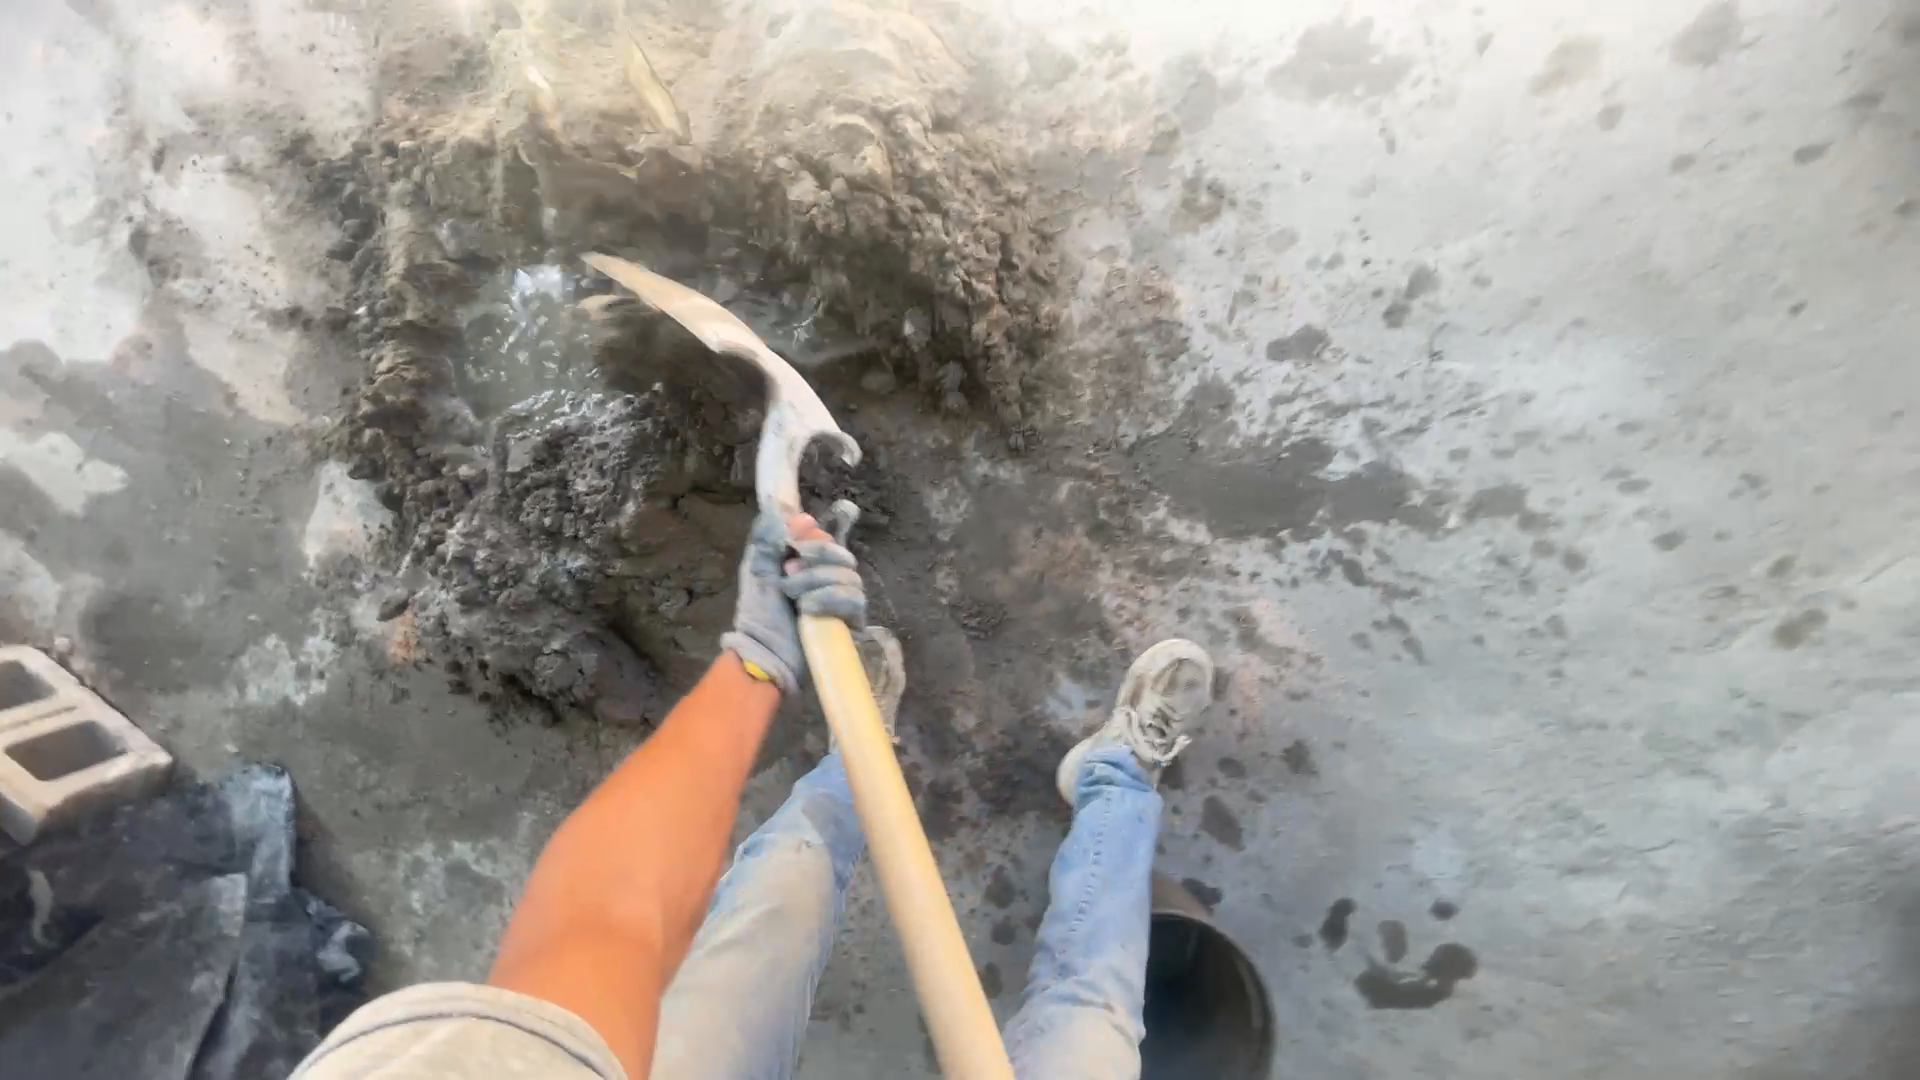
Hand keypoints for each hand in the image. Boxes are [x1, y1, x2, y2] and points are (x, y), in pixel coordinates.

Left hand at [719, 510, 865, 694]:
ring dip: (816, 582)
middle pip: (842, 555)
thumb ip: (768, 538)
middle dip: (815, 559)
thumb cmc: (759, 615)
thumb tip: (786, 511)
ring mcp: (844, 601)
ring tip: (793, 595)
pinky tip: (809, 609)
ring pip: (848, 576)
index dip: (815, 536)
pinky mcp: (851, 622)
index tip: (797, 536)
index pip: (826, 539)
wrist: (764, 655)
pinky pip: (854, 600)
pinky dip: (829, 599)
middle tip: (788, 570)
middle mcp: (831, 579)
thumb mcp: (757, 570)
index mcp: (810, 564)